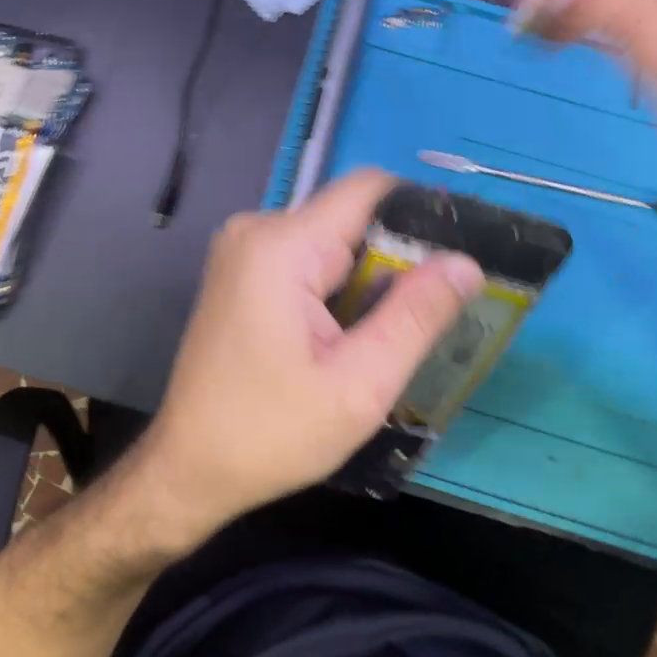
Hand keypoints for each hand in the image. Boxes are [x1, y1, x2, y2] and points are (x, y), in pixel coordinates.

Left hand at [133, 170, 482, 542]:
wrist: (190, 467)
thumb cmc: (270, 433)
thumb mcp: (359, 385)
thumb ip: (416, 316)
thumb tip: (466, 261)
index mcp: (281, 245)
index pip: (368, 189)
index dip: (420, 214)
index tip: (454, 260)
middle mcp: (256, 229)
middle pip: (350, 216)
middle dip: (393, 260)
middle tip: (421, 320)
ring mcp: (242, 249)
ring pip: (331, 240)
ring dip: (365, 280)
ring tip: (380, 337)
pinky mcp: (240, 271)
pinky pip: (306, 259)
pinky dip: (336, 288)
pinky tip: (342, 337)